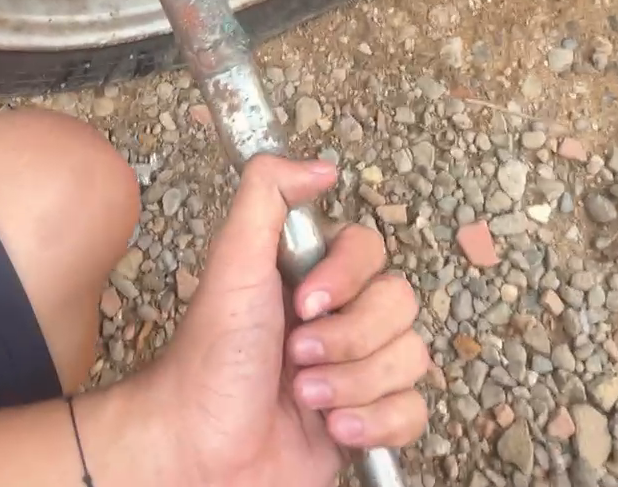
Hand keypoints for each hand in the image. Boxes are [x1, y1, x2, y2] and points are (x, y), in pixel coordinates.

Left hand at [125, 157, 428, 485]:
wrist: (203, 450)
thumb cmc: (212, 352)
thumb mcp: (233, 259)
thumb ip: (267, 194)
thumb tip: (323, 167)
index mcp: (312, 270)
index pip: (370, 249)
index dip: (346, 279)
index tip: (302, 304)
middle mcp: (340, 311)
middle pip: (399, 302)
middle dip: (348, 339)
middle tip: (296, 357)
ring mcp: (357, 364)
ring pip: (411, 357)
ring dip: (354, 383)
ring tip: (305, 398)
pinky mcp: (370, 417)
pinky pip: (414, 412)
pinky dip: (376, 423)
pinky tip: (334, 430)